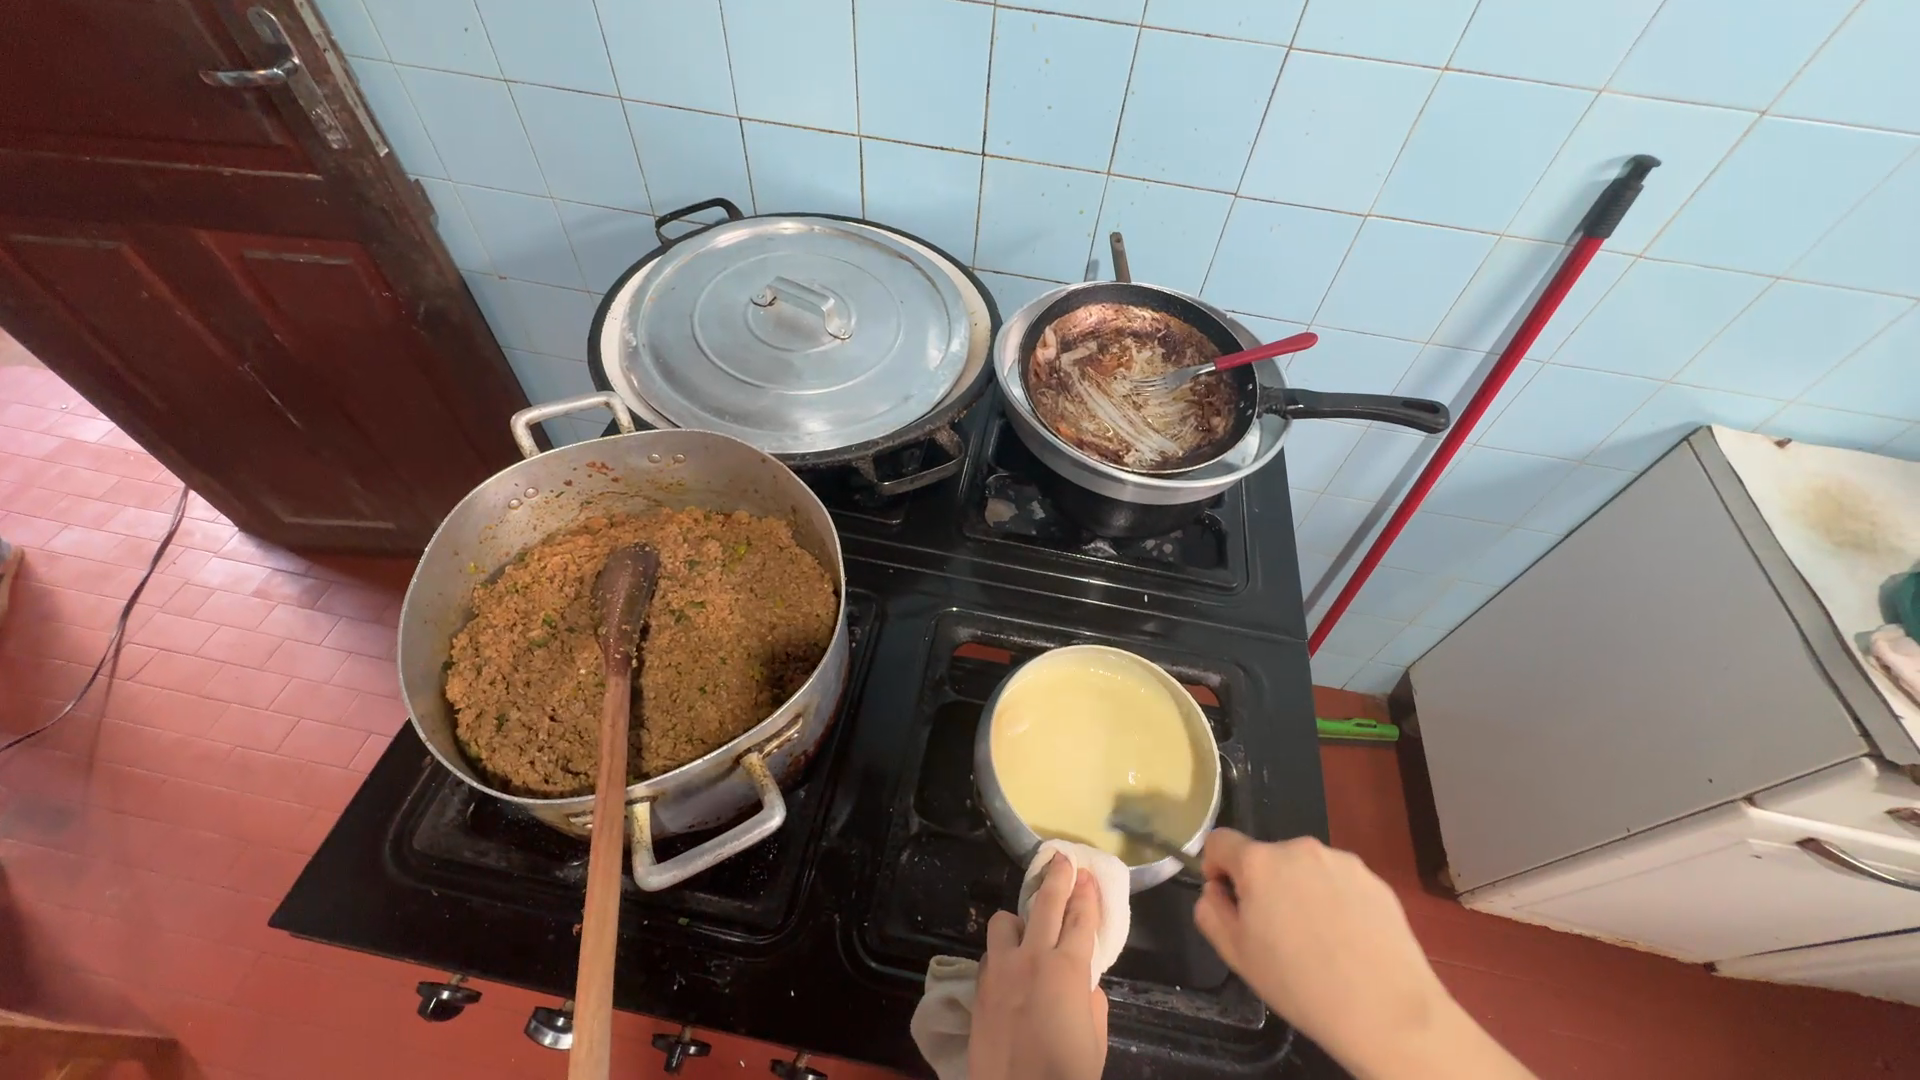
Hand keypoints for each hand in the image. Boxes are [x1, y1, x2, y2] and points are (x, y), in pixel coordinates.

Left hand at [968, 855, 1109, 1079]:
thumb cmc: (1067, 1072)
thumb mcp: (1094, 1038)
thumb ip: (1090, 1001)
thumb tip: (1083, 983)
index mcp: (1068, 969)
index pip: (1081, 918)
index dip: (1086, 894)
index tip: (1087, 875)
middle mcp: (1033, 957)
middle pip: (1046, 903)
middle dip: (1058, 877)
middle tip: (1063, 859)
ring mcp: (1001, 968)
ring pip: (1005, 921)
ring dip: (1020, 920)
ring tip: (1027, 929)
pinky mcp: (980, 984)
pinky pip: (991, 954)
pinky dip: (1002, 953)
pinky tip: (1009, 967)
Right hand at [1193, 830, 1532, 1079]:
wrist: (1388, 1013)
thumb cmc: (1300, 984)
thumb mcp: (1236, 955)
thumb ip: (1210, 911)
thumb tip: (1217, 890)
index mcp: (1259, 862)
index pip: (1220, 841)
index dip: (1216, 868)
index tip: (1229, 901)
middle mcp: (1299, 848)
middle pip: (1265, 857)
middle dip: (1263, 885)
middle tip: (1277, 932)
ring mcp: (1342, 861)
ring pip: (1305, 869)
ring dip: (1300, 891)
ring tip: (1319, 940)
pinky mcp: (1376, 881)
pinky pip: (1340, 883)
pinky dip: (1335, 901)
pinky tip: (1349, 941)